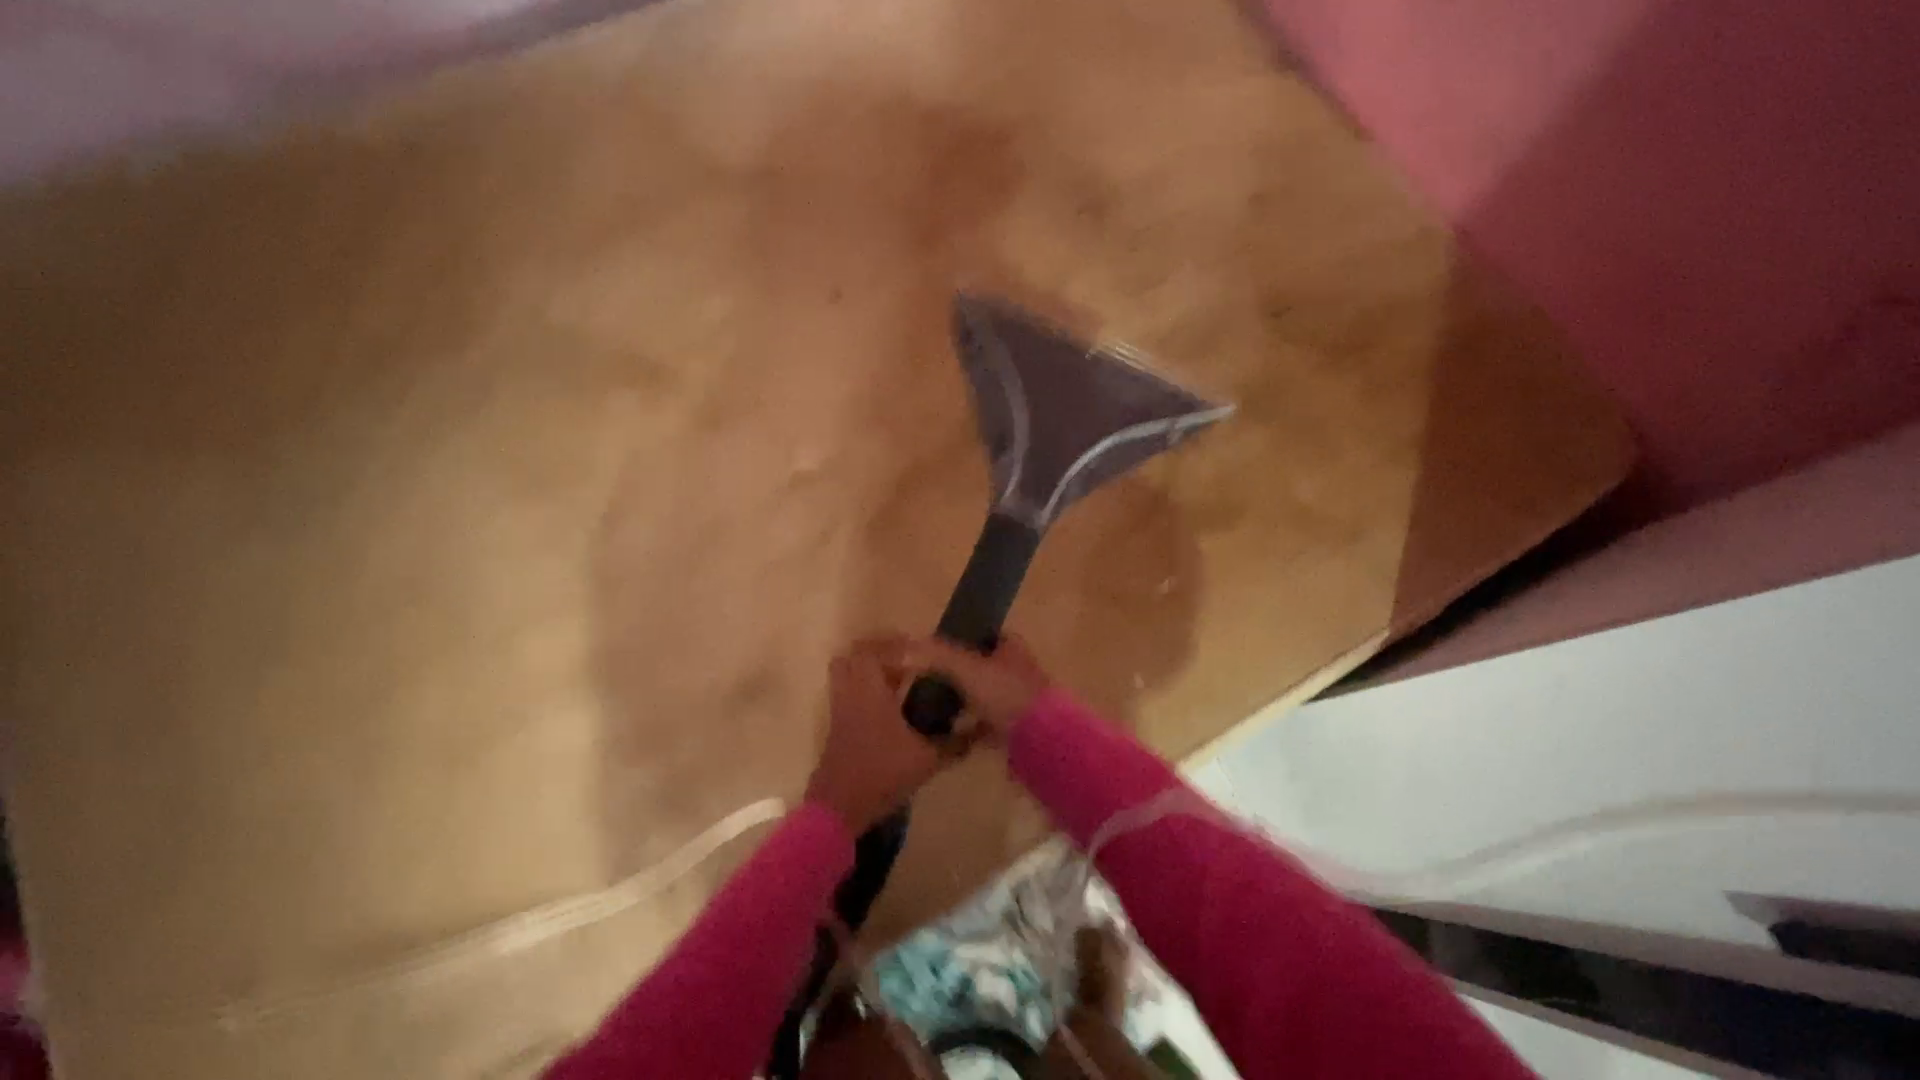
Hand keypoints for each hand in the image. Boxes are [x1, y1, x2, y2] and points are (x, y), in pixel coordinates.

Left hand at [803, 645, 976, 833]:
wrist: (839, 808)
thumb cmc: (881, 775)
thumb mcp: (926, 761)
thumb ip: (954, 744)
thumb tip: (980, 731)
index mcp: (869, 691)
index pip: (871, 651)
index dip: (892, 644)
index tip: (916, 649)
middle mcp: (850, 694)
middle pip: (852, 657)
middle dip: (877, 654)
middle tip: (905, 662)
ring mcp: (839, 711)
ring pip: (845, 676)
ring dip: (869, 673)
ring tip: (898, 683)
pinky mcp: (835, 728)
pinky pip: (846, 695)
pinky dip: (864, 693)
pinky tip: (889, 710)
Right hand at [873, 634, 1051, 741]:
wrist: (1040, 741)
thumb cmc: (1006, 695)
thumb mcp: (967, 669)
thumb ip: (938, 655)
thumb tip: (908, 646)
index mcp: (1013, 648)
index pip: (987, 634)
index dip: (964, 637)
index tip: (937, 647)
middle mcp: (1019, 671)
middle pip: (985, 666)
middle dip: (961, 672)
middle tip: (928, 678)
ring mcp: (1019, 702)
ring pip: (985, 697)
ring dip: (965, 701)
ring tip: (933, 706)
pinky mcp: (1016, 731)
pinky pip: (987, 726)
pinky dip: (971, 729)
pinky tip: (949, 734)